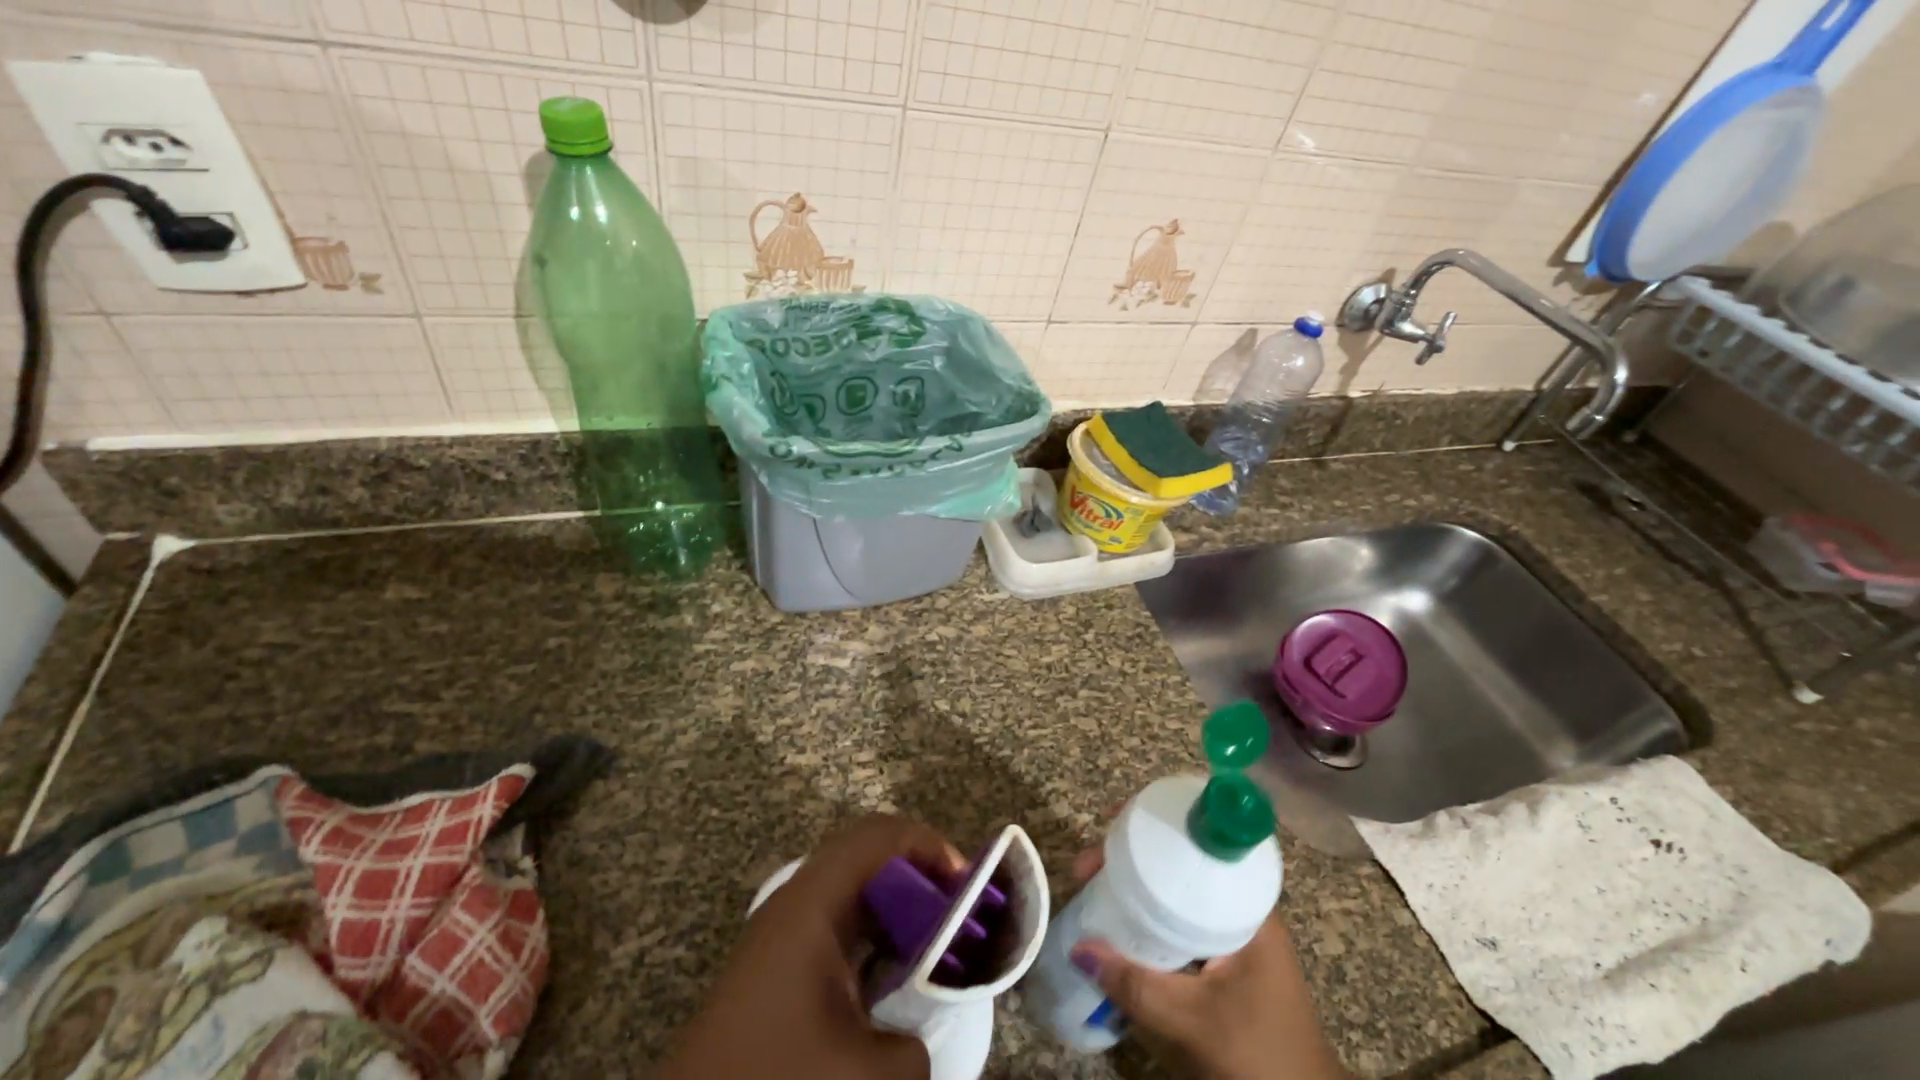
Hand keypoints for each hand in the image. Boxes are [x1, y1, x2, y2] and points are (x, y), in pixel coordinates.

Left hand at [661, 814, 965, 1079]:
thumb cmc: (779, 1075)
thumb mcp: (871, 1071)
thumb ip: (919, 1043)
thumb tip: (918, 1036)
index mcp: (811, 905)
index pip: (878, 836)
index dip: (930, 847)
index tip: (967, 889)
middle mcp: (795, 905)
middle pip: (868, 860)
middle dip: (921, 880)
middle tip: (962, 920)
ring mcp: (782, 935)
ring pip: (853, 897)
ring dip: (900, 914)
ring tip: (940, 951)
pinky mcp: (778, 967)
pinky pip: (838, 930)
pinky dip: (876, 943)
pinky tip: (899, 984)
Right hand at [1067, 847, 1348, 1079]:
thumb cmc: (1257, 1054)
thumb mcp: (1190, 1021)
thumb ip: (1134, 985)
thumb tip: (1078, 948)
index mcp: (1248, 908)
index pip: (1202, 840)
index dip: (1156, 825)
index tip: (1112, 823)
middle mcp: (1243, 912)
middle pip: (1182, 866)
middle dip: (1132, 860)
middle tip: (1086, 870)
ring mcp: (1235, 939)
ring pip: (1176, 898)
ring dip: (1136, 893)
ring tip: (1092, 893)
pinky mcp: (1225, 965)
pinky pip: (1178, 927)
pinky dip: (1146, 924)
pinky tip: (1118, 933)